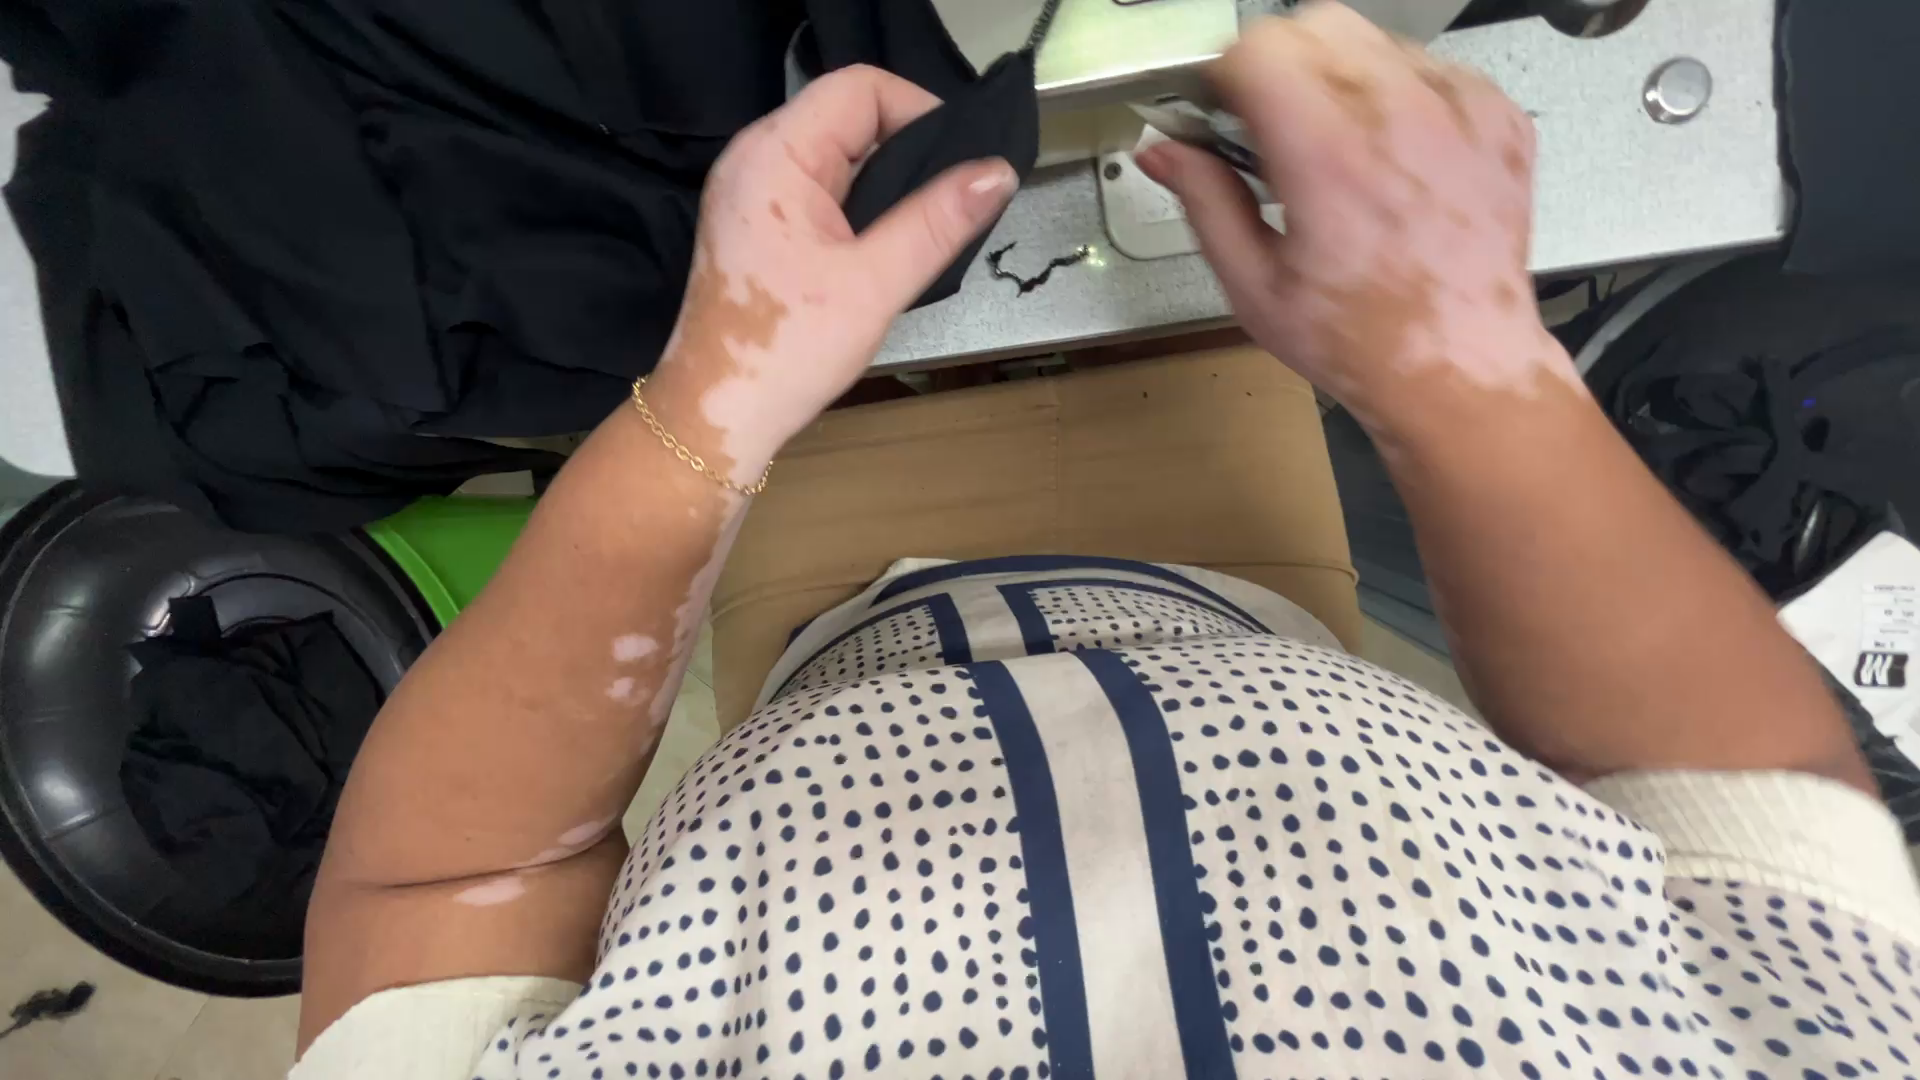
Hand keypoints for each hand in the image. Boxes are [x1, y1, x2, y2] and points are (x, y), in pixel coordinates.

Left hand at [643, 66, 1016, 485]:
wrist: (723, 413)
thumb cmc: (788, 352)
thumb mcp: (874, 284)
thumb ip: (936, 223)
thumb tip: (998, 173)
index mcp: (776, 155)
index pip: (861, 89)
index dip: (922, 114)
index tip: (963, 165)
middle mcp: (757, 161)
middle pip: (849, 121)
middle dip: (909, 156)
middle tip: (954, 205)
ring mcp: (753, 196)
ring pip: (839, 163)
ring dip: (888, 189)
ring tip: (927, 232)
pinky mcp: (759, 229)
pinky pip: (822, 198)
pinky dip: (861, 214)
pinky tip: (886, 251)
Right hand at [1136, 1, 1576, 434]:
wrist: (1453, 364)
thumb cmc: (1355, 338)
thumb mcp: (1252, 285)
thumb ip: (1204, 202)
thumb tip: (1163, 152)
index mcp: (1330, 159)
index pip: (1261, 49)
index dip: (1224, 76)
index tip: (1218, 110)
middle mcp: (1403, 114)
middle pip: (1314, 24)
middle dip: (1273, 67)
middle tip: (1262, 132)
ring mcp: (1460, 107)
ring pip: (1370, 38)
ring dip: (1328, 79)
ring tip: (1323, 156)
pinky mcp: (1495, 113)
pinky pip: (1424, 67)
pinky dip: (1386, 96)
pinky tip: (1376, 160)